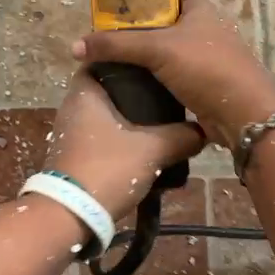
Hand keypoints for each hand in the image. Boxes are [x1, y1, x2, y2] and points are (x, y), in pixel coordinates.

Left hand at [48, 71, 205, 221]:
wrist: (69, 214)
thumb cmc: (108, 168)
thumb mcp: (152, 150)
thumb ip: (181, 136)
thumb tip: (204, 131)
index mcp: (84, 92)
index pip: (103, 60)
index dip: (128, 61)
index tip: (154, 67)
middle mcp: (72, 106)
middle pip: (108, 90)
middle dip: (136, 96)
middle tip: (166, 98)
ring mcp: (70, 132)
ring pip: (106, 117)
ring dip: (130, 123)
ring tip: (162, 128)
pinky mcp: (73, 155)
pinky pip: (101, 139)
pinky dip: (121, 142)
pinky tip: (144, 153)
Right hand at [70, 0, 274, 149]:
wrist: (244, 115)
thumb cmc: (206, 68)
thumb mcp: (157, 49)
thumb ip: (116, 45)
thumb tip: (75, 46)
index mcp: (201, 10)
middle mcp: (206, 30)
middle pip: (169, 19)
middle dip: (142, 23)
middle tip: (111, 27)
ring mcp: (207, 58)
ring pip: (170, 48)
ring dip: (148, 51)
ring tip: (116, 53)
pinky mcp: (204, 84)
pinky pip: (173, 73)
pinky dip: (156, 75)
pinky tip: (134, 80)